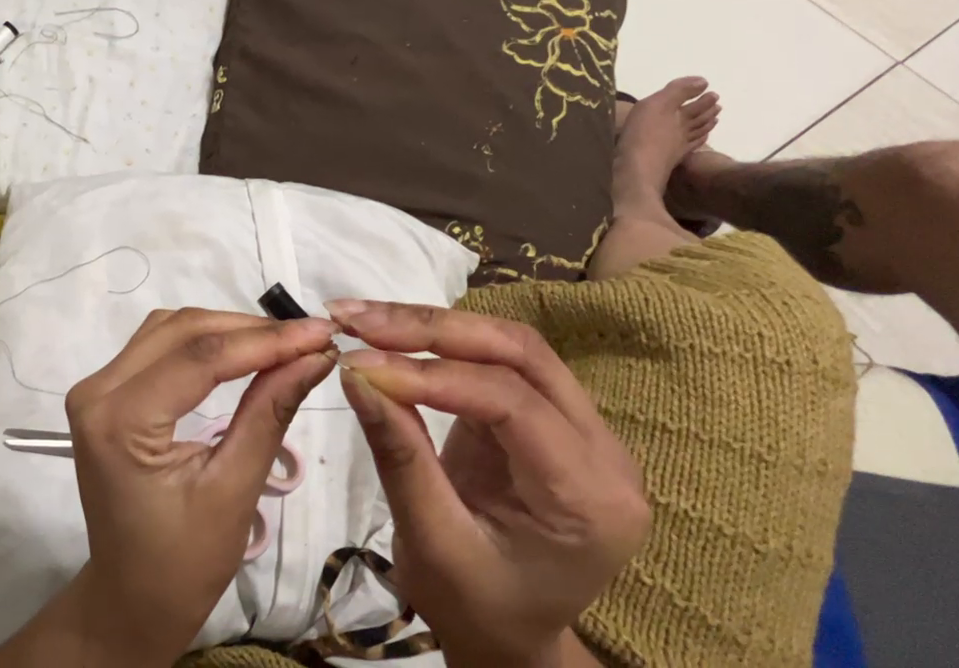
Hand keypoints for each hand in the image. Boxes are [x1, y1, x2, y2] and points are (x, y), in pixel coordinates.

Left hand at [0, 308, 340, 666]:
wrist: (131, 596)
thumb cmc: (184, 560)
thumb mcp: (235, 489)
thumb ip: (270, 412)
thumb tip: (315, 356)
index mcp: (120, 420)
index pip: (200, 357)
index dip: (266, 340)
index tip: (322, 332)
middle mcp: (97, 391)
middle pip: (181, 332)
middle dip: (249, 330)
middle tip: (310, 337)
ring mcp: (95, 388)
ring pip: (168, 330)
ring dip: (225, 330)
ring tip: (284, 343)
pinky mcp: (104, 393)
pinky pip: (156, 347)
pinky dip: (201, 343)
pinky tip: (242, 351)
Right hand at [330, 301, 648, 667]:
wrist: (505, 636)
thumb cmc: (473, 606)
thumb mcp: (431, 541)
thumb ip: (399, 453)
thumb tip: (353, 373)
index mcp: (591, 499)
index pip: (513, 403)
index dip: (432, 375)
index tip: (359, 364)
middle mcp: (604, 453)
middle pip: (521, 354)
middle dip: (433, 329)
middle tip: (356, 321)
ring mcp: (581, 430)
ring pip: (510, 346)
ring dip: (433, 327)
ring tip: (363, 321)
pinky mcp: (546, 417)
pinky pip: (496, 362)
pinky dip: (439, 345)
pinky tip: (391, 337)